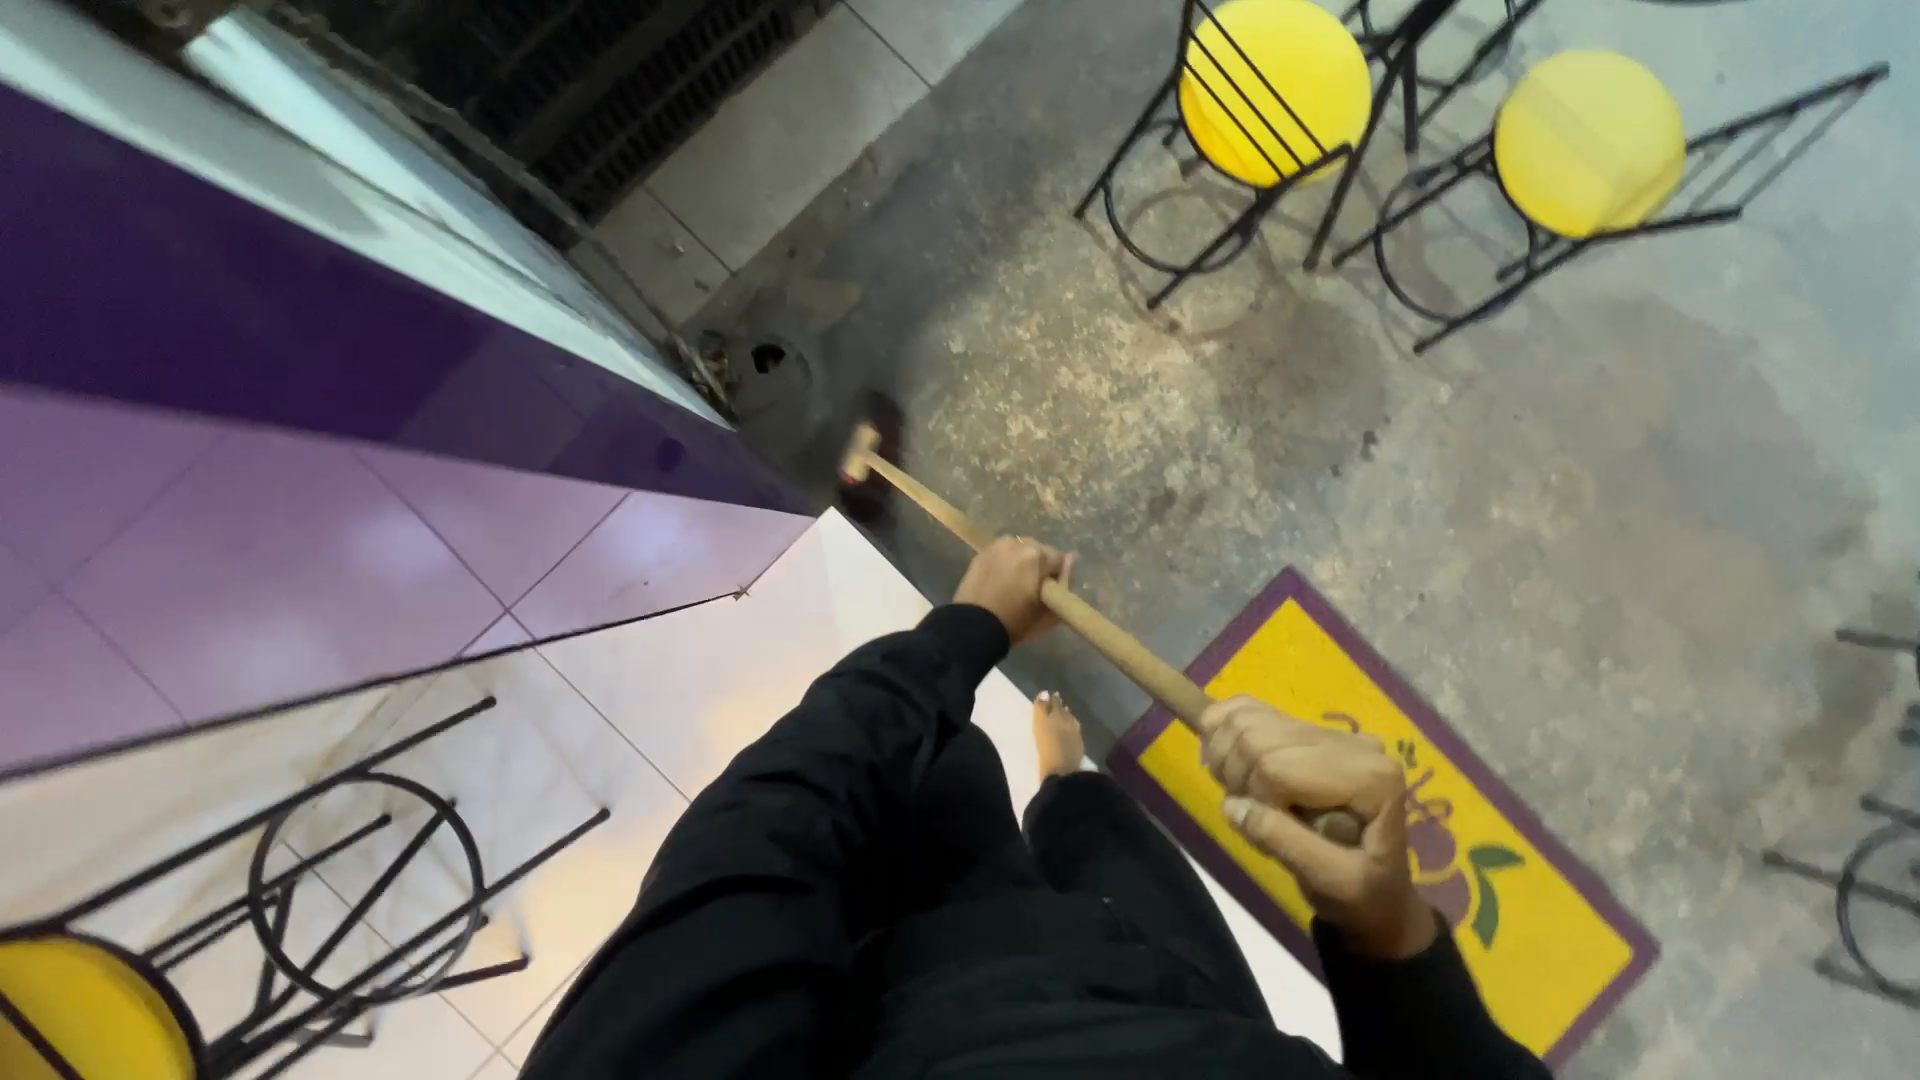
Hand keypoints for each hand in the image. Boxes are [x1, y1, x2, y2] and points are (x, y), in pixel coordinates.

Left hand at [953, 537, 1073, 645]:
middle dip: (1039, 564)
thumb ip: (1066, 583)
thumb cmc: (1016, 621)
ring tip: (1014, 581)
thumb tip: (1071, 561)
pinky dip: (1005, 561)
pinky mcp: (982, 552)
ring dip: (1021, 560)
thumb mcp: (1050, 611)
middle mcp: (1019, 544)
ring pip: (1019, 548)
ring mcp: (998, 546)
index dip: (1057, 574)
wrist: (974, 626)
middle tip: (1031, 586)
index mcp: (1039, 556)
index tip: (1050, 590)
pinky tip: (1000, 578)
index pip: (1059, 558)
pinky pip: (1002, 552)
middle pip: (1038, 550)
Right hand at [1199, 695, 1437, 959]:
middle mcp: (1353, 744)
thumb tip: (1234, 806)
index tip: (1260, 829)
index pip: (1280, 765)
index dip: (1255, 796)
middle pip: (1258, 735)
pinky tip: (1223, 757)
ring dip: (1224, 753)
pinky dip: (1222, 725)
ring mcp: (1328, 733)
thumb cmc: (1363, 895)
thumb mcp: (1332, 883)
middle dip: (1235, 772)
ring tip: (1236, 788)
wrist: (1379, 895)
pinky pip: (1250, 708)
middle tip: (1242, 809)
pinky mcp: (1306, 731)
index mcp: (1370, 777)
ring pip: (1248, 718)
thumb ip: (1285, 843)